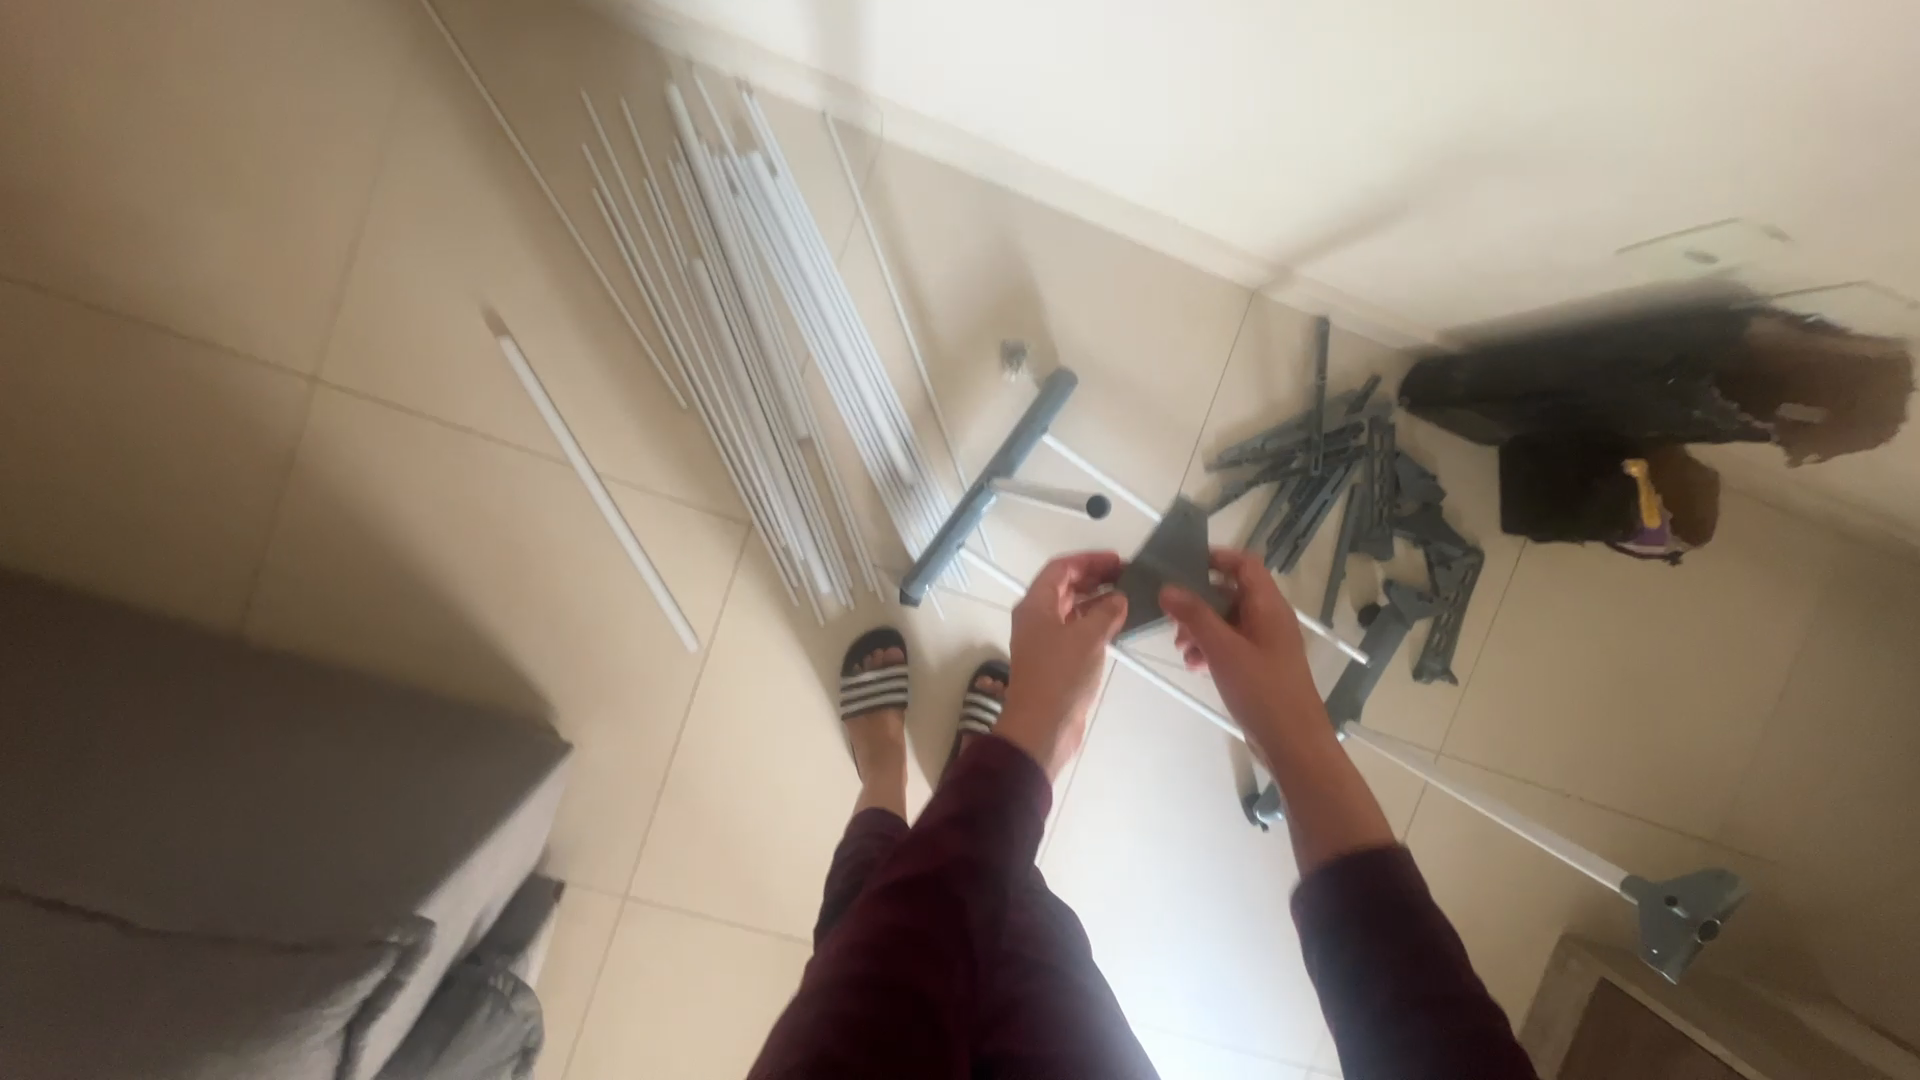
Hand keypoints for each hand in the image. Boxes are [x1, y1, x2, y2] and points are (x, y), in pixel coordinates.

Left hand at [998, 551, 1127, 779]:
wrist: (1042, 727)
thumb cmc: (1061, 676)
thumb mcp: (1088, 637)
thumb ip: (1107, 612)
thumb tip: (1118, 599)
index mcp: (1035, 605)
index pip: (1060, 569)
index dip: (1089, 560)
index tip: (1118, 561)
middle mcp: (1036, 618)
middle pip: (1064, 587)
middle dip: (1094, 578)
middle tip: (1126, 576)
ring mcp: (1044, 640)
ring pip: (1071, 609)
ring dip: (1096, 600)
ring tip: (1127, 598)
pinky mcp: (1055, 660)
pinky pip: (1076, 630)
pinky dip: (1095, 623)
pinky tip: (1117, 624)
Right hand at [1158, 548, 1325, 739]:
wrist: (1293, 743)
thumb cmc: (1262, 690)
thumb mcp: (1222, 649)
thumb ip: (1194, 615)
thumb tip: (1167, 588)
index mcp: (1268, 607)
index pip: (1245, 565)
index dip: (1217, 558)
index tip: (1183, 564)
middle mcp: (1269, 619)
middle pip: (1231, 593)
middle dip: (1198, 602)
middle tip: (1171, 616)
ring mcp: (1265, 644)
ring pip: (1227, 622)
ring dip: (1200, 629)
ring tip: (1181, 649)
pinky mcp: (1259, 667)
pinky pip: (1230, 645)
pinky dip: (1210, 649)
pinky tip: (1195, 667)